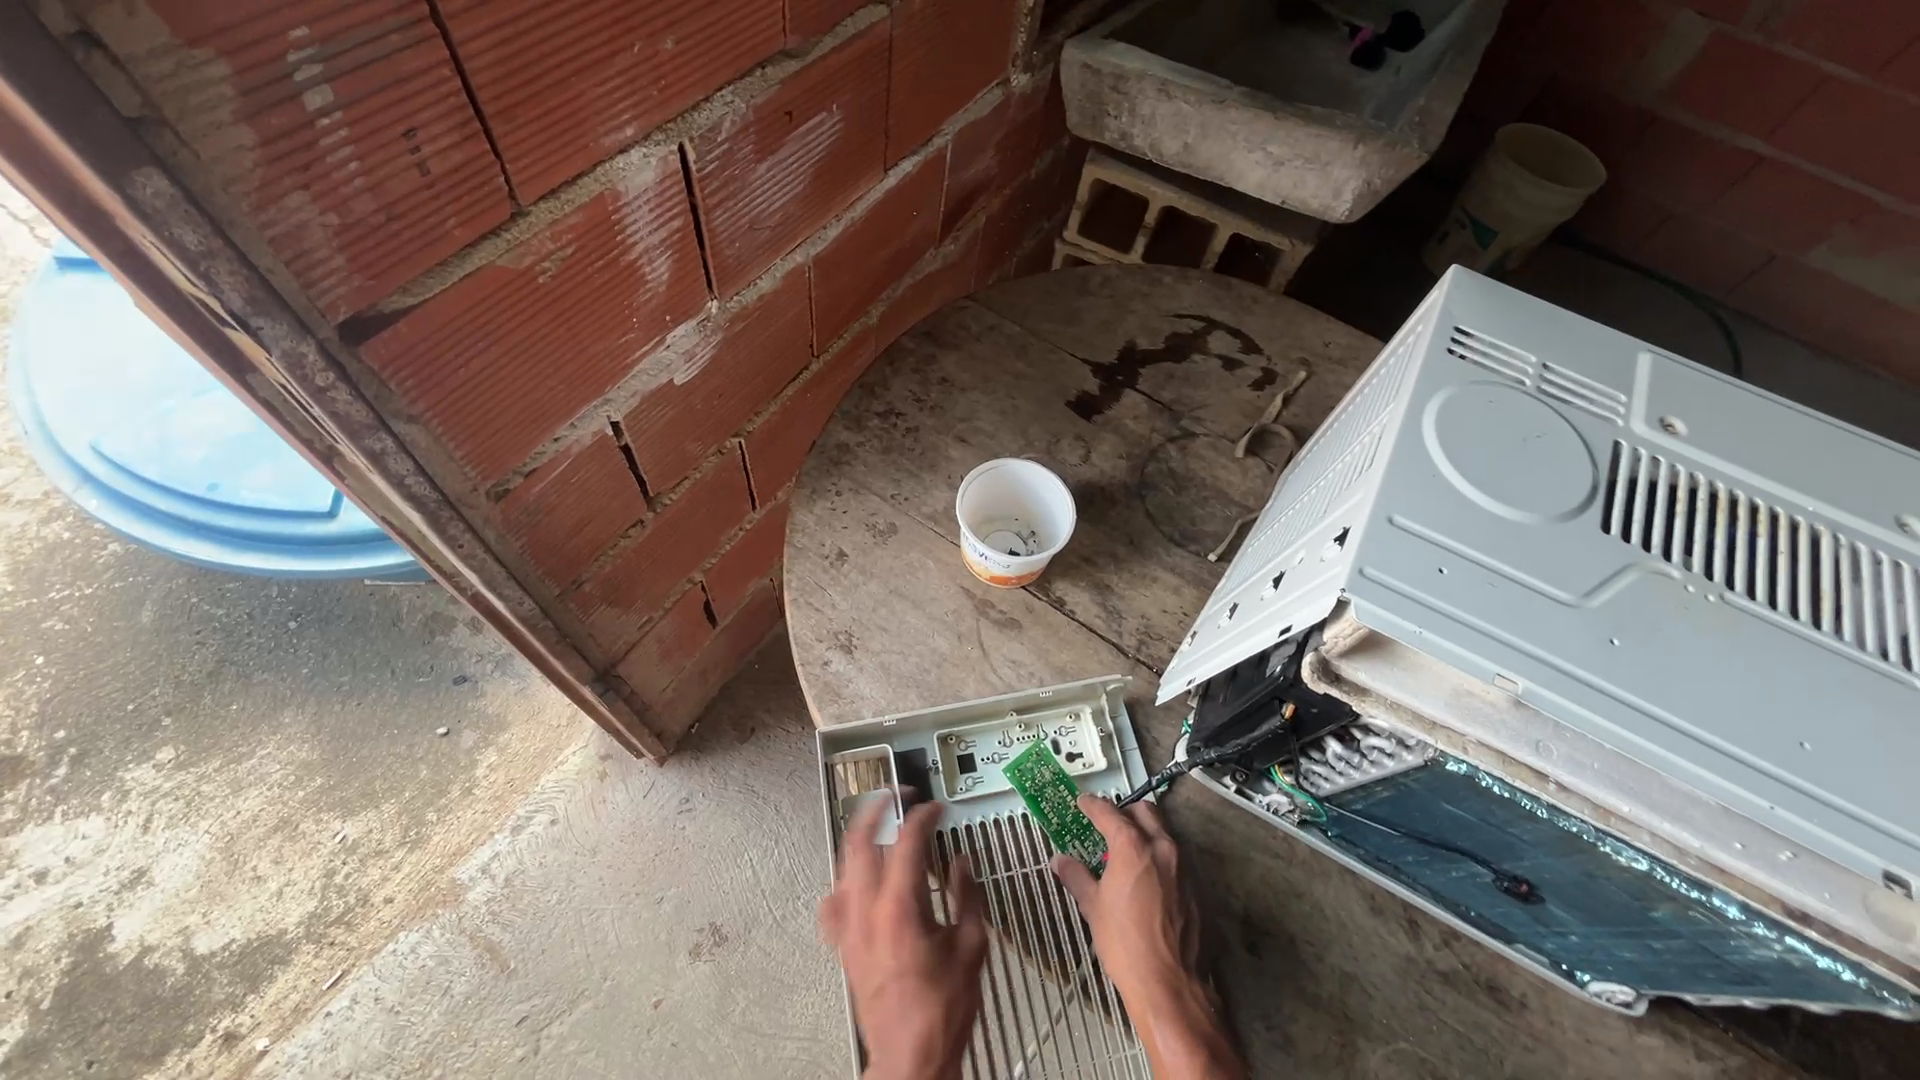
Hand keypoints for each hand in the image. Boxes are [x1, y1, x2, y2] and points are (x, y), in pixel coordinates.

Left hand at [820, 798, 987, 1079]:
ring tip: (881, 824)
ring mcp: (848, 927)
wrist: (910, 1056)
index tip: (937, 809)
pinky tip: (859, 878)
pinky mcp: (842, 945)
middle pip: (861, 840)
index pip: (908, 841)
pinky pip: (833, 900)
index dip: (924, 816)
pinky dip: (845, 879)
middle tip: (900, 796)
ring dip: (862, 837)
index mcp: (901, 908)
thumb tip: (963, 864)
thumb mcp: (971, 947)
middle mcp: (866, 911)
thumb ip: (967, 897)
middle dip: (879, 808)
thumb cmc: (943, 1009)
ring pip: (843, 864)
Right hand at [1052, 796, 1245, 1079]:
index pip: (1110, 813)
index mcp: (1133, 848)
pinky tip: (1151, 881)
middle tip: (1109, 826)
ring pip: (1166, 834)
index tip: (1083, 803)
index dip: (1093, 805)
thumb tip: (1060, 862)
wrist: (1172, 986)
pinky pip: (1180, 860)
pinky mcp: (1200, 889)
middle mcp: (1164, 849)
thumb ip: (1077, 877)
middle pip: (1146, 812)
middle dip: (1126, 813)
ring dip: (1147, 833)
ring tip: (1129, 853)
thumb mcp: (1094, 908)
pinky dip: (1162, 859)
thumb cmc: (1126, 945)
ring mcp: (1187, 868)